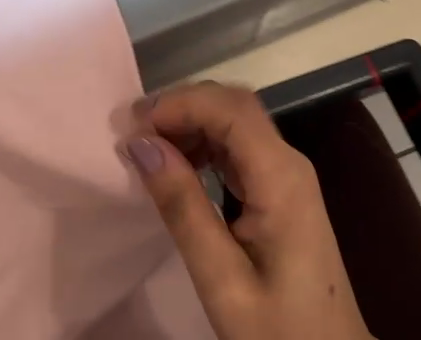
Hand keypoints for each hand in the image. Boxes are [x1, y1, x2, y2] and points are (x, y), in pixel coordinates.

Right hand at [121, 83, 372, 339]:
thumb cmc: (280, 331)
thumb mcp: (222, 280)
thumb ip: (183, 208)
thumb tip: (140, 144)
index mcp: (281, 177)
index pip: (230, 108)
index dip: (180, 103)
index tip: (133, 126)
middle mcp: (288, 163)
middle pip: (233, 105)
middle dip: (181, 107)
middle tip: (132, 132)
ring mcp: (287, 175)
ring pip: (234, 121)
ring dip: (189, 123)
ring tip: (146, 148)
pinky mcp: (280, 191)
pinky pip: (238, 147)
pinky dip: (202, 144)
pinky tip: (177, 165)